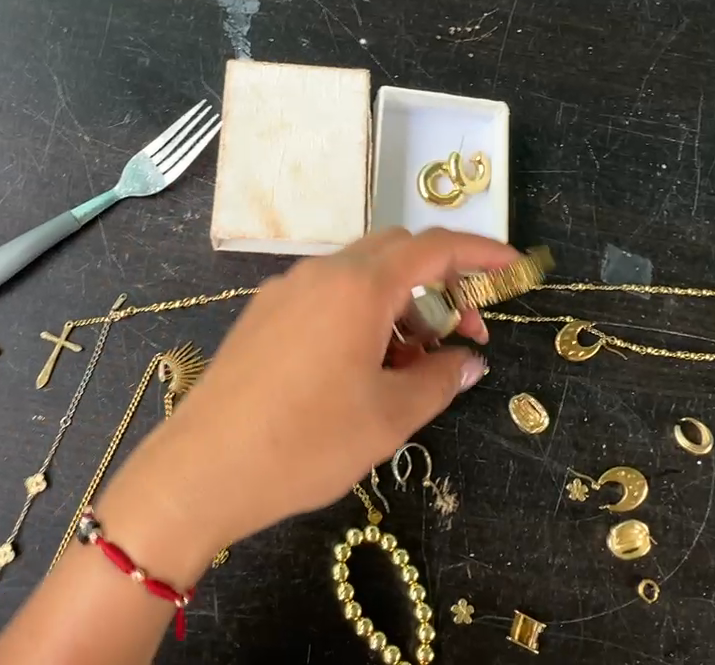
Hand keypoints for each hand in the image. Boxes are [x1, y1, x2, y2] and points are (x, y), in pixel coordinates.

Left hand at [93, 229, 512, 579]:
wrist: (201, 468)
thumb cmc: (305, 443)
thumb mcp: (388, 418)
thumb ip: (438, 380)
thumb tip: (468, 360)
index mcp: (357, 287)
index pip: (433, 247)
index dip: (480, 252)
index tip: (513, 267)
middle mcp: (320, 273)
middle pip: (395, 252)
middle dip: (439, 282)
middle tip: (461, 333)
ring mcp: (286, 290)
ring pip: (359, 274)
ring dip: (398, 301)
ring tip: (410, 363)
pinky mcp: (263, 313)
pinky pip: (326, 294)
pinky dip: (361, 312)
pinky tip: (361, 365)